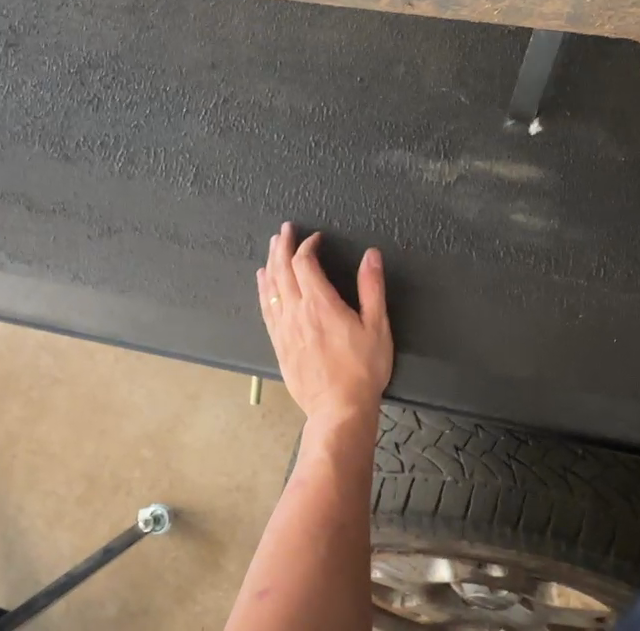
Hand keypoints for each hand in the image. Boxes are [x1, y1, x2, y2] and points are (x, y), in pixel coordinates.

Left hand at [256, 222, 392, 429]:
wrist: (339, 410)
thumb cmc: (362, 370)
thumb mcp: (377, 326)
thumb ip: (372, 287)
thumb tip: (371, 255)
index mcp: (321, 304)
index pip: (305, 263)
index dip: (308, 245)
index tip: (316, 238)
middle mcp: (297, 312)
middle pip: (282, 269)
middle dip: (283, 246)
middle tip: (285, 229)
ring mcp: (284, 329)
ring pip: (271, 287)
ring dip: (271, 262)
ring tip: (272, 246)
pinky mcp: (279, 344)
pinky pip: (266, 308)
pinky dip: (263, 288)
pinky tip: (262, 279)